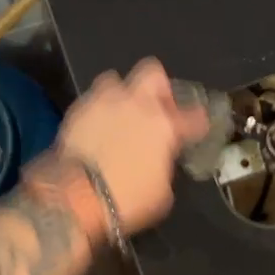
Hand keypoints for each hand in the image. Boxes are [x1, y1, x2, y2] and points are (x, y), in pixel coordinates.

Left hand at [55, 59, 208, 233]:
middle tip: (156, 107)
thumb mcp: (161, 192)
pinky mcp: (79, 109)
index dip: (197, 120)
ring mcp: (106, 103)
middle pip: (153, 74)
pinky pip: (93, 100)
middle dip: (157, 88)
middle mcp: (138, 105)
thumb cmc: (125, 200)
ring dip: (121, 95)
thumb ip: (164, 166)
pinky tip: (98, 127)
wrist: (77, 196)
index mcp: (165, 126)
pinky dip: (98, 110)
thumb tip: (160, 160)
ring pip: (116, 81)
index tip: (196, 125)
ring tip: (120, 114)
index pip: (193, 116)